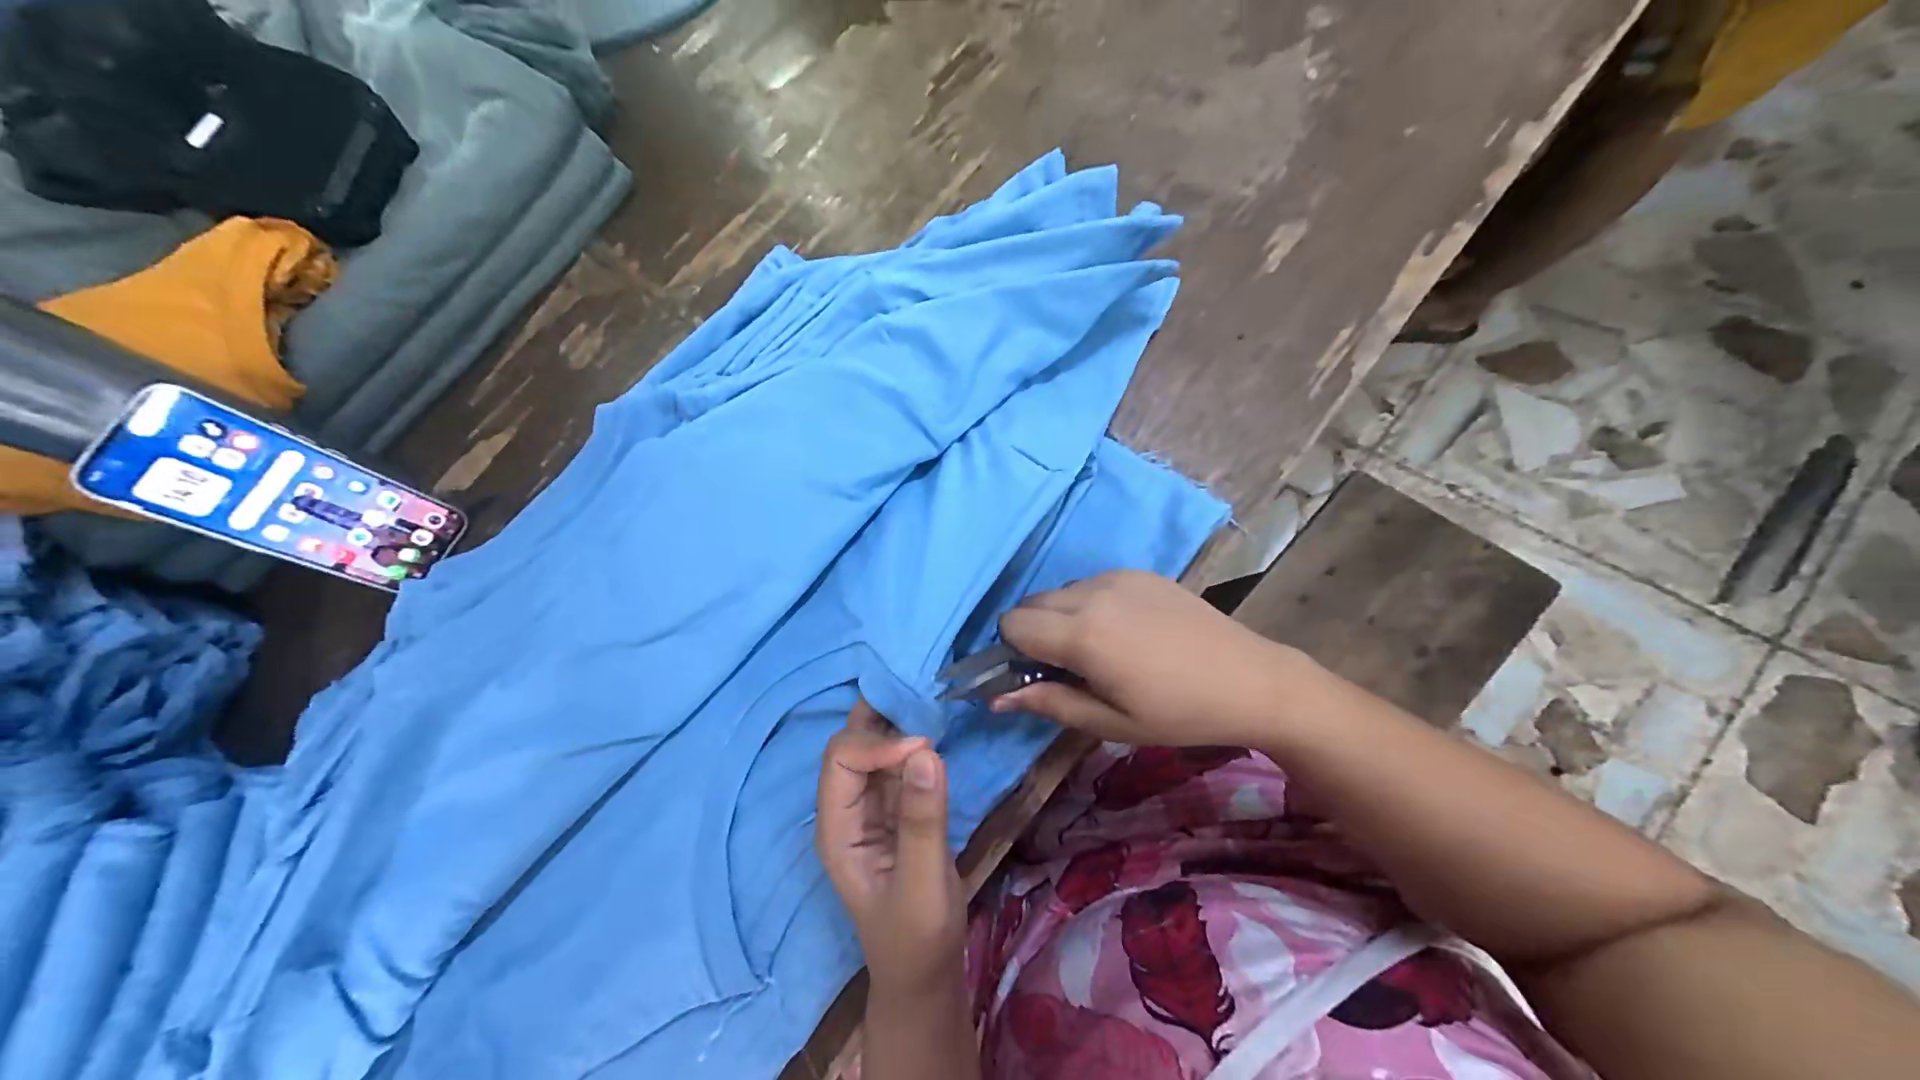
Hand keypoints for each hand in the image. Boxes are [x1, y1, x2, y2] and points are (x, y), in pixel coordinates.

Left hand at [816, 700, 965, 993]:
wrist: (926, 973)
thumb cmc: (918, 938)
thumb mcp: (923, 884)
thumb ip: (923, 821)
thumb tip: (925, 752)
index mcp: (837, 828)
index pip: (843, 761)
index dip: (879, 745)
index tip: (925, 747)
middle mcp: (846, 809)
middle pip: (850, 745)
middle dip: (880, 718)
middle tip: (921, 691)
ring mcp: (870, 808)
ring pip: (874, 749)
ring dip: (898, 724)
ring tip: (930, 699)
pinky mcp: (895, 810)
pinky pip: (899, 765)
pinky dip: (915, 743)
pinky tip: (936, 728)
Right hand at [995, 569, 1300, 746]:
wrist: (1251, 680)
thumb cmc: (1178, 713)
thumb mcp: (1111, 722)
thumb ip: (1049, 703)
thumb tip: (995, 697)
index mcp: (1082, 635)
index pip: (1012, 624)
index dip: (1013, 651)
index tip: (1035, 675)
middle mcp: (1092, 594)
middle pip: (1030, 603)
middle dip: (1033, 633)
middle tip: (1066, 667)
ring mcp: (1118, 577)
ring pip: (1060, 591)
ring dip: (1061, 617)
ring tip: (1099, 649)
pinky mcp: (1140, 572)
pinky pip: (1092, 584)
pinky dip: (1090, 604)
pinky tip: (1126, 631)